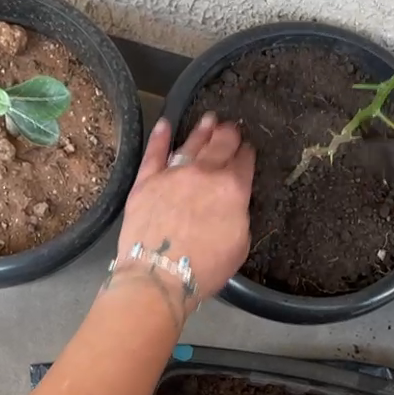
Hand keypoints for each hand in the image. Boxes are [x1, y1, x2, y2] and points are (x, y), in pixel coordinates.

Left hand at [107, 114, 253, 323]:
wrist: (160, 275)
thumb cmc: (204, 268)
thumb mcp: (239, 245)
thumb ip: (238, 216)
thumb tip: (232, 204)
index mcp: (232, 189)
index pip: (244, 163)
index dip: (247, 154)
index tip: (247, 149)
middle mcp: (204, 174)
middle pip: (220, 147)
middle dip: (228, 135)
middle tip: (232, 128)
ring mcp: (173, 175)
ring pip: (190, 145)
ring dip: (202, 131)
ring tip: (209, 119)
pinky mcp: (146, 182)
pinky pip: (154, 154)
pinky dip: (160, 138)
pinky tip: (164, 125)